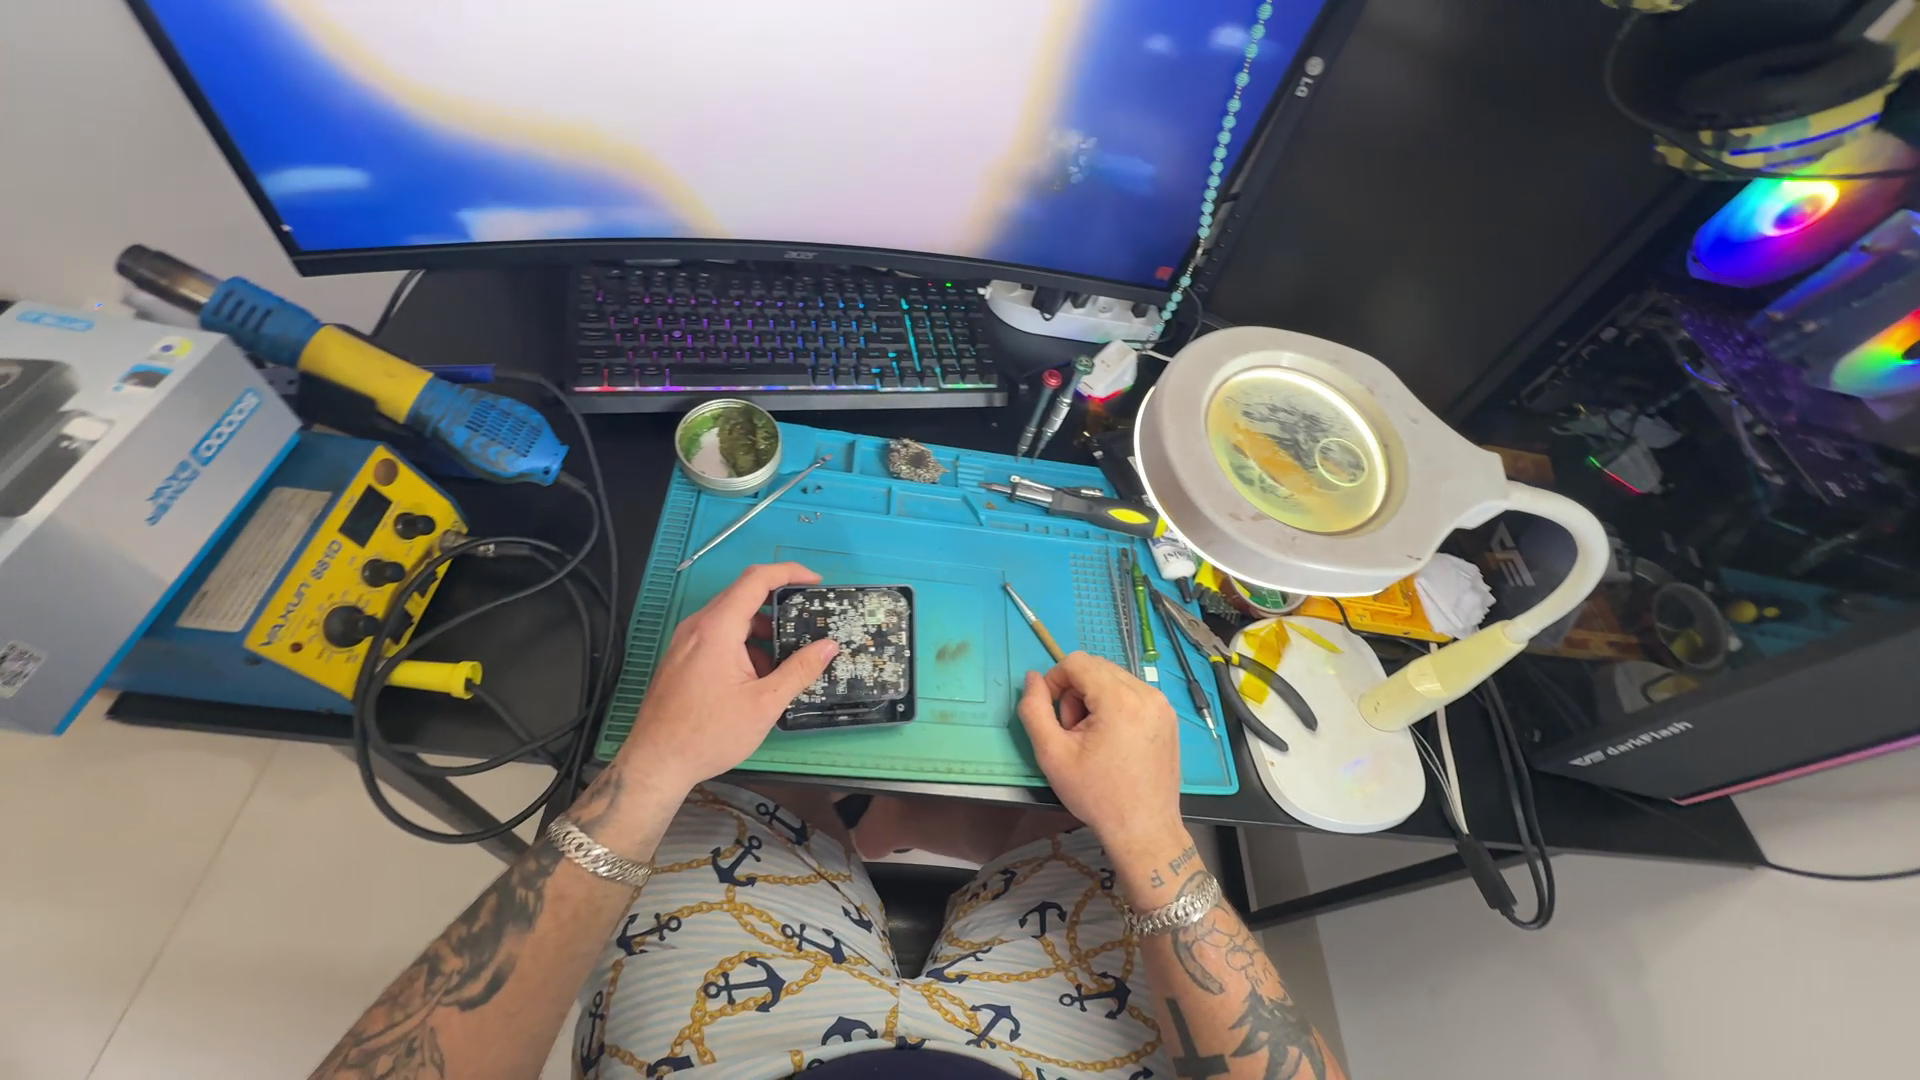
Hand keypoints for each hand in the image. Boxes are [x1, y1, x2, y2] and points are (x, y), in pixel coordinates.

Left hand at [612, 562, 838, 795]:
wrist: (656, 764)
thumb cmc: (710, 733)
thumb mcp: (765, 703)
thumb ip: (800, 670)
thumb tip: (829, 646)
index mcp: (718, 627)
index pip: (756, 579)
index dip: (789, 572)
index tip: (816, 582)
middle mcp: (698, 626)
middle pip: (744, 596)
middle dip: (779, 605)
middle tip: (808, 621)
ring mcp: (686, 641)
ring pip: (732, 619)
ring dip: (762, 630)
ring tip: (786, 658)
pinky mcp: (682, 658)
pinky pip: (718, 636)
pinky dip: (744, 645)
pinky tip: (757, 677)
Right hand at [1016, 652, 1184, 859]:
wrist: (1144, 830)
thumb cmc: (1096, 795)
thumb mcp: (1052, 754)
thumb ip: (1034, 709)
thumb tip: (1032, 678)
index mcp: (1120, 699)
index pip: (1077, 662)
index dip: (1055, 680)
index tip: (1052, 713)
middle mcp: (1147, 693)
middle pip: (1096, 668)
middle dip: (1075, 691)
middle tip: (1072, 731)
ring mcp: (1162, 705)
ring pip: (1114, 678)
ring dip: (1094, 698)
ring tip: (1092, 737)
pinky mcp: (1168, 717)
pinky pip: (1133, 693)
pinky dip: (1115, 705)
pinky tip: (1113, 739)